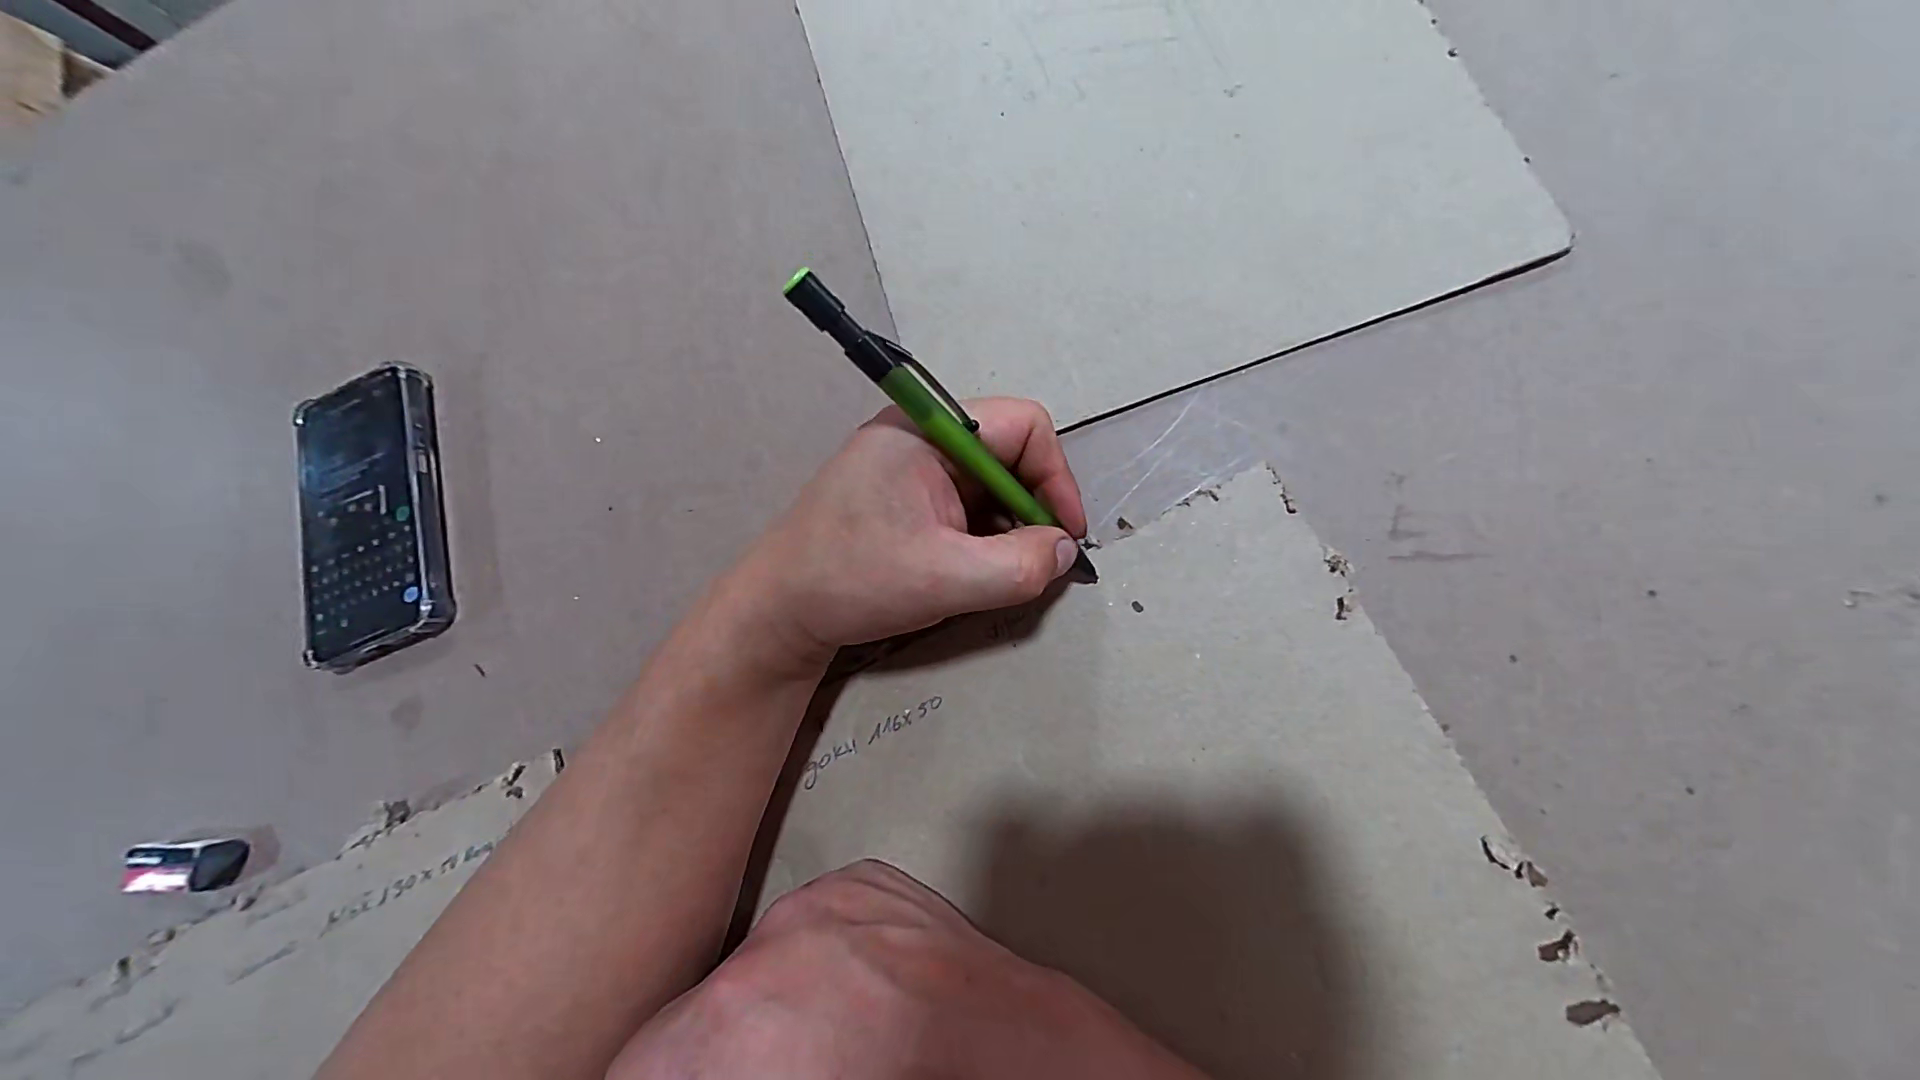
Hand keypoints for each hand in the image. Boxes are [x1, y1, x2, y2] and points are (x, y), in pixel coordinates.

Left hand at [726, 397, 1088, 670]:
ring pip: (989, 483)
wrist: (779, 611)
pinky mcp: (905, 496)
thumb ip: (1019, 565)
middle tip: (1039, 558)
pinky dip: (985, 534)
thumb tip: (1064, 550)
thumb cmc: (851, 582)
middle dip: (1033, 505)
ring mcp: (910, 466)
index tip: (1064, 532)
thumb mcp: (946, 578)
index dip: (1055, 476)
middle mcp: (920, 437)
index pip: (1022, 426)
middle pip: (1009, 453)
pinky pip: (965, 503)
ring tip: (1004, 571)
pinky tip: (976, 568)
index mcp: (925, 430)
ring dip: (1009, 525)